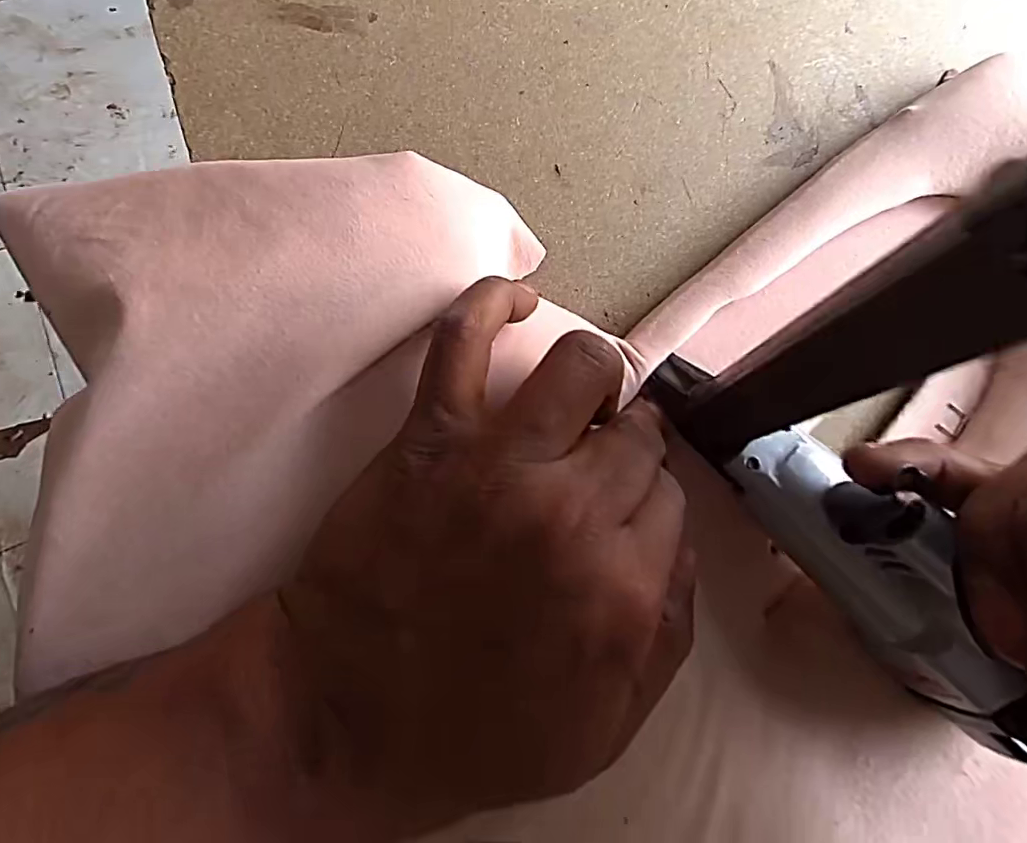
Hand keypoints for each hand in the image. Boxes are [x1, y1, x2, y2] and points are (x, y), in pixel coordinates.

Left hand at [279, 277, 695, 836]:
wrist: (349, 711)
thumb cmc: (476, 728)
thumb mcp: (607, 720)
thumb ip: (668, 629)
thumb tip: (678, 541)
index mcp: (622, 586)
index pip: (669, 494)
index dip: (648, 493)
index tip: (625, 497)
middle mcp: (569, 512)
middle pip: (634, 432)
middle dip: (626, 438)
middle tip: (599, 452)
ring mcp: (496, 464)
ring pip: (580, 368)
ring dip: (595, 371)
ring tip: (582, 392)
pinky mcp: (430, 436)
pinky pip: (462, 341)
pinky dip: (490, 302)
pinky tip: (520, 299)